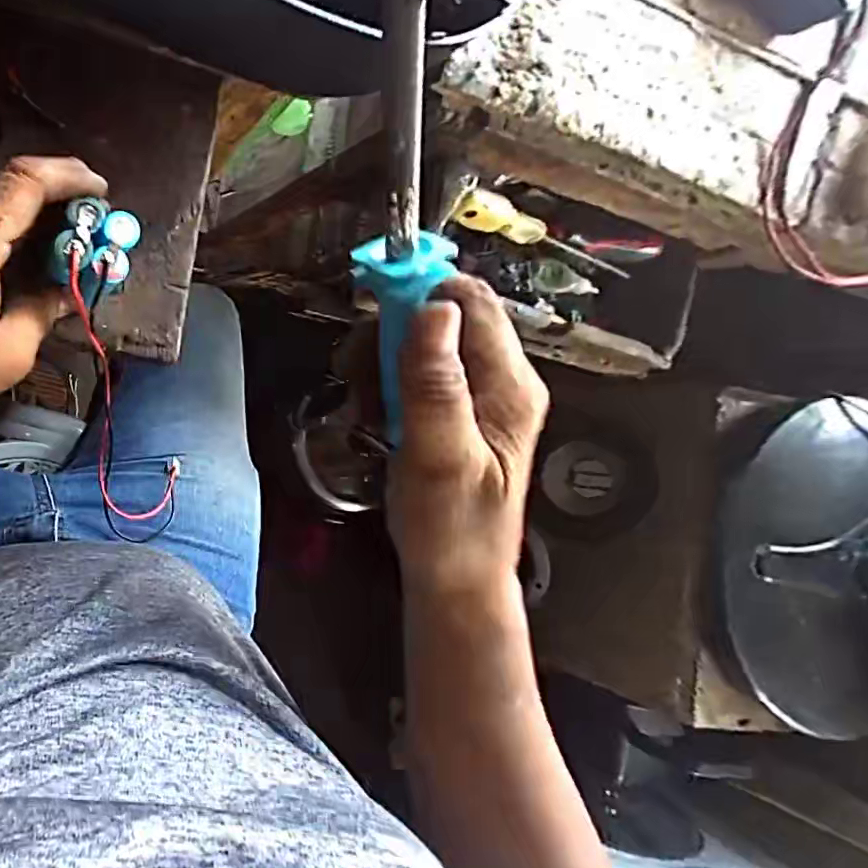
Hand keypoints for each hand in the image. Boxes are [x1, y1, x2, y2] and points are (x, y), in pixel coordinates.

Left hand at [0, 156, 108, 476]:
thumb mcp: (10, 351)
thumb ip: (45, 308)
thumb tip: (69, 289)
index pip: (25, 182)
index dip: (70, 177)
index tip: (102, 192)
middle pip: (13, 191)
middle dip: (62, 202)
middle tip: (96, 229)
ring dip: (40, 223)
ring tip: (75, 250)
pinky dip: (15, 239)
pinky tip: (38, 262)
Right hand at [386, 275, 549, 595]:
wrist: (454, 577)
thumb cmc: (451, 526)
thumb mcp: (439, 456)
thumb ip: (435, 383)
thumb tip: (432, 308)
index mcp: (509, 386)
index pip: (471, 303)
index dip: (422, 289)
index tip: (372, 304)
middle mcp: (498, 381)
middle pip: (441, 318)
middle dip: (391, 334)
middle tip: (358, 372)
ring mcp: (474, 396)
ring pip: (419, 344)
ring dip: (381, 361)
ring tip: (365, 402)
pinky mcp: (449, 411)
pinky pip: (413, 373)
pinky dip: (384, 383)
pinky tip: (373, 414)